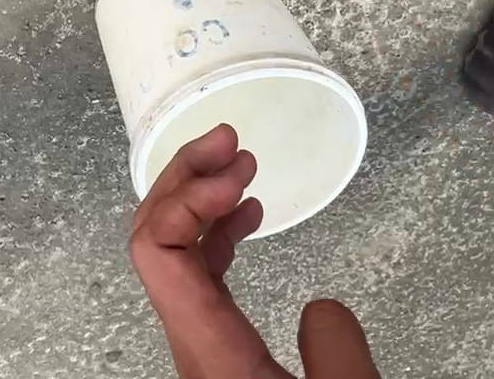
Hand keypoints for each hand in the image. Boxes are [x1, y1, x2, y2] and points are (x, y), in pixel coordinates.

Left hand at [129, 124, 380, 378]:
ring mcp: (201, 335)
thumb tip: (321, 306)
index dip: (183, 198)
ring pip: (176, 245)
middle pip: (156, 232)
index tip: (235, 173)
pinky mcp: (219, 340)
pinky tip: (249, 209)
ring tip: (243, 160)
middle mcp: (191, 336)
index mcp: (207, 349)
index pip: (155, 250)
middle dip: (186, 176)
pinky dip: (220, 228)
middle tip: (229, 137)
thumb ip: (338, 365)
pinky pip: (203, 268)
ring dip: (203, 194)